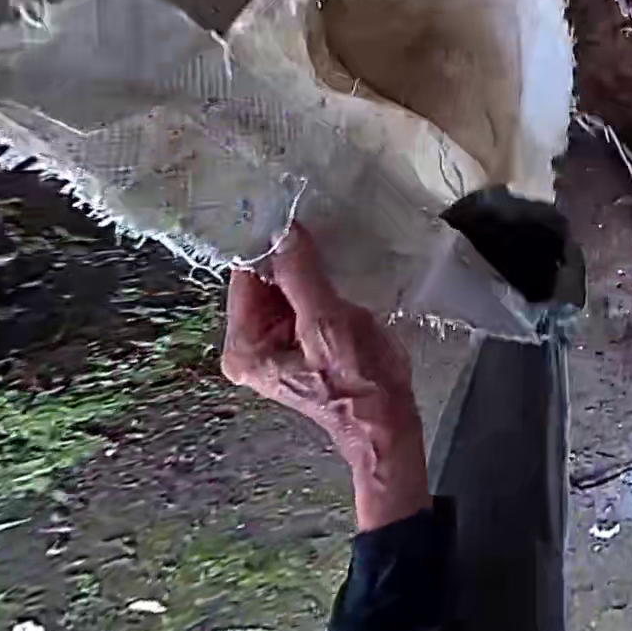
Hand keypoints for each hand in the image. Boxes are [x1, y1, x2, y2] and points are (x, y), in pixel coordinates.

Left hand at [222, 226, 429, 530]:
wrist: (386, 418)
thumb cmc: (357, 378)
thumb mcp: (327, 323)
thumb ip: (302, 275)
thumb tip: (284, 230)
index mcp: (245, 346)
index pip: (245, 278)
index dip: (267, 244)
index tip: (290, 211)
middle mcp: (251, 343)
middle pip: (262, 280)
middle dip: (288, 253)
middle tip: (314, 218)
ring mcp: (276, 340)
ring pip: (284, 284)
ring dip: (305, 263)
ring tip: (327, 233)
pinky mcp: (301, 336)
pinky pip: (301, 296)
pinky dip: (316, 277)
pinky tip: (334, 260)